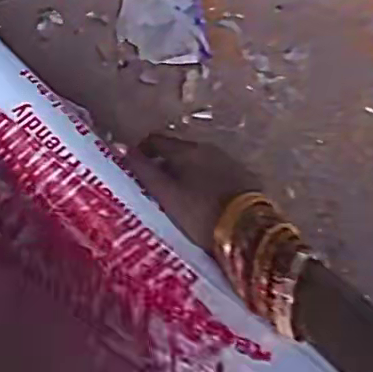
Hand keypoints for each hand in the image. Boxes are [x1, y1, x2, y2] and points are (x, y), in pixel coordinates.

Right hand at [123, 132, 262, 253]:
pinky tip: (202, 201)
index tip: (132, 168)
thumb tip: (121, 148)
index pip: (155, 140)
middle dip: (163, 164)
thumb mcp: (165, 195)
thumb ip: (142, 171)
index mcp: (186, 150)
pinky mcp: (246, 178)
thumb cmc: (199, 212)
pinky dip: (204, 182)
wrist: (251, 231)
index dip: (140, 151)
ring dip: (184, 174)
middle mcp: (209, 149)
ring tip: (176, 197)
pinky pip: (216, 173)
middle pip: (178, 150)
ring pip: (198, 162)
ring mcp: (230, 162)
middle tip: (153, 187)